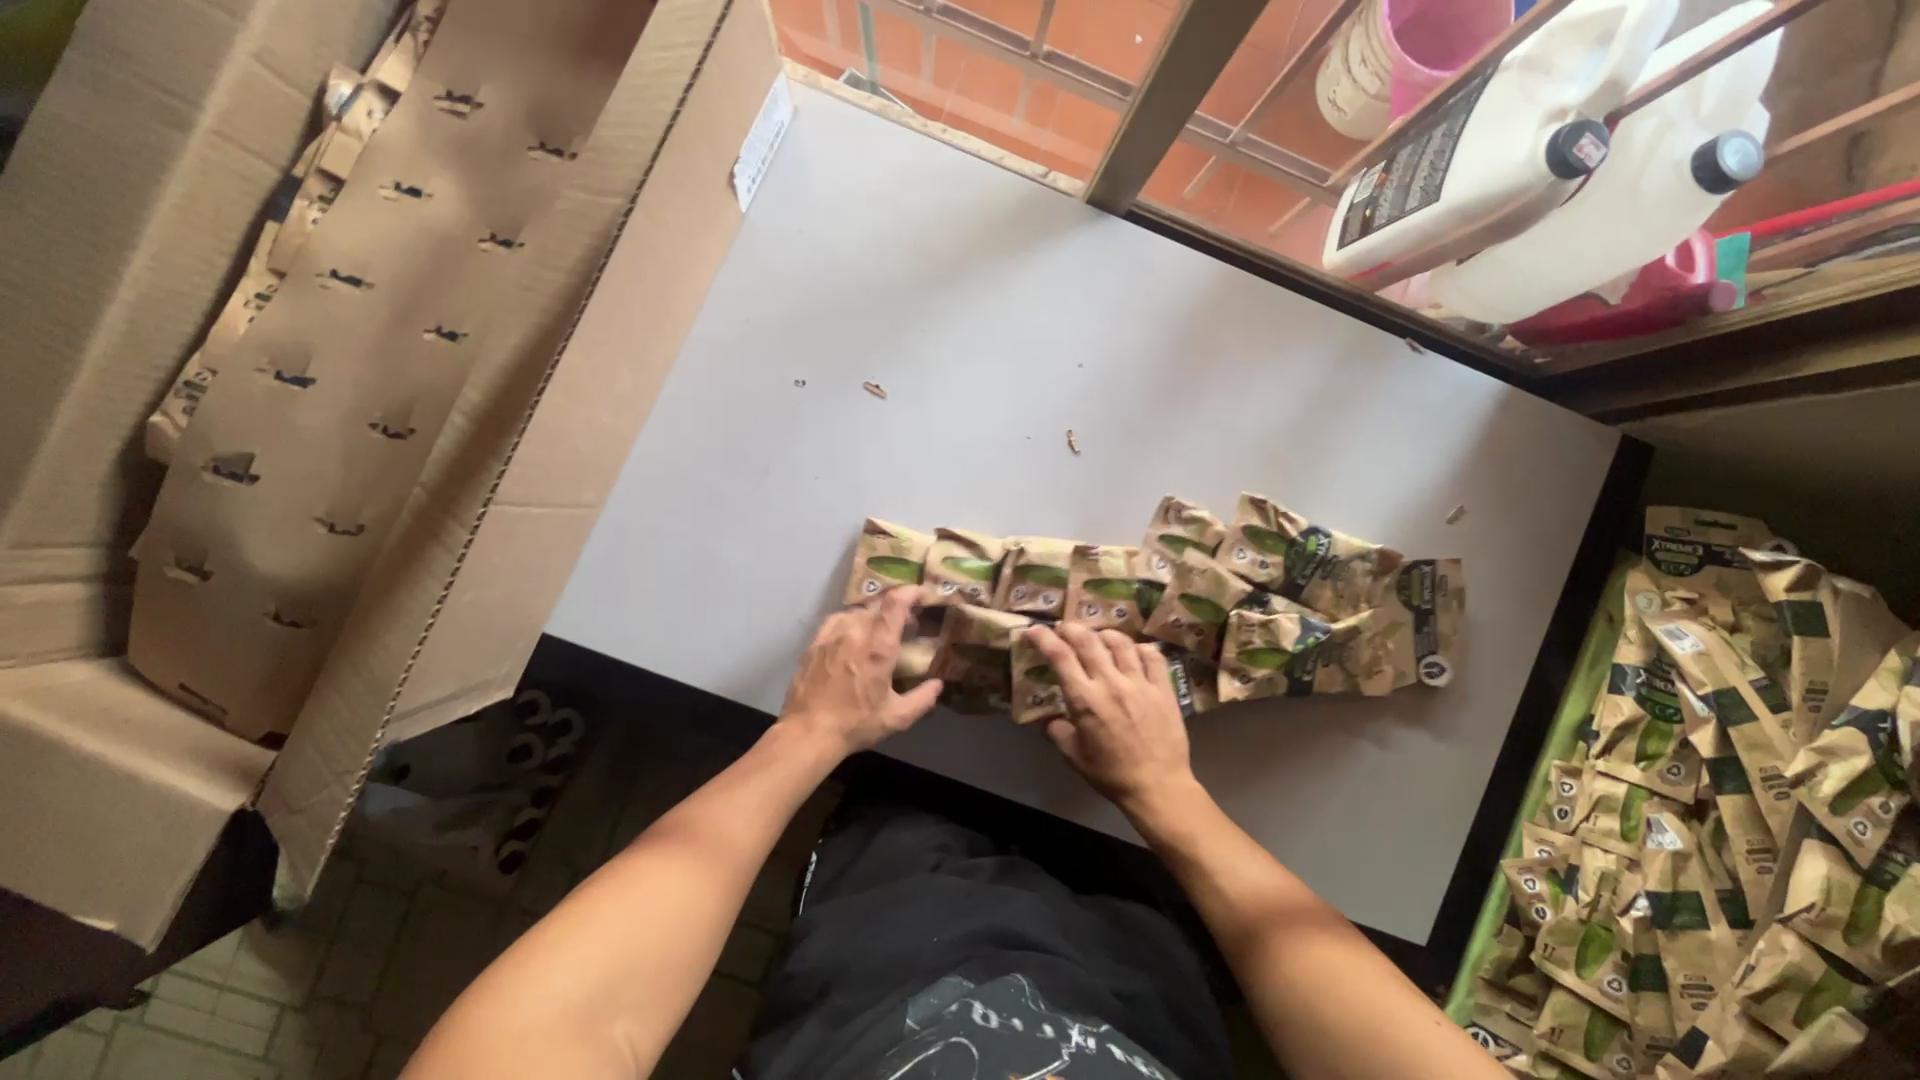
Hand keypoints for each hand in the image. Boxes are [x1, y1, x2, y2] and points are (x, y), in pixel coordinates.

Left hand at [780, 587, 942, 756]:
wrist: (808, 733)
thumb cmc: (855, 724)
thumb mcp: (897, 717)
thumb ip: (922, 698)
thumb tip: (938, 685)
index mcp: (878, 648)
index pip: (895, 604)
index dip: (910, 593)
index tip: (921, 595)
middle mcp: (854, 633)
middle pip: (878, 607)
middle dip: (895, 611)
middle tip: (905, 626)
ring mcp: (831, 636)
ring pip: (856, 612)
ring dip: (872, 618)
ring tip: (878, 632)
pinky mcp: (814, 643)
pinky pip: (836, 621)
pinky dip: (850, 623)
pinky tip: (852, 637)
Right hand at [1027, 623, 1196, 810]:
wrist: (1157, 785)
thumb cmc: (1110, 774)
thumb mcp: (1073, 755)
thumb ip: (1056, 731)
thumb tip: (1046, 716)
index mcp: (1085, 700)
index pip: (1060, 656)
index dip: (1044, 638)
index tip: (1034, 630)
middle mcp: (1111, 683)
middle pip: (1088, 640)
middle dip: (1071, 628)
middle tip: (1065, 628)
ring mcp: (1140, 683)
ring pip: (1120, 642)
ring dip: (1104, 634)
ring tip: (1099, 637)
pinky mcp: (1163, 687)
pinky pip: (1152, 655)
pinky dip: (1139, 647)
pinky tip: (1134, 652)